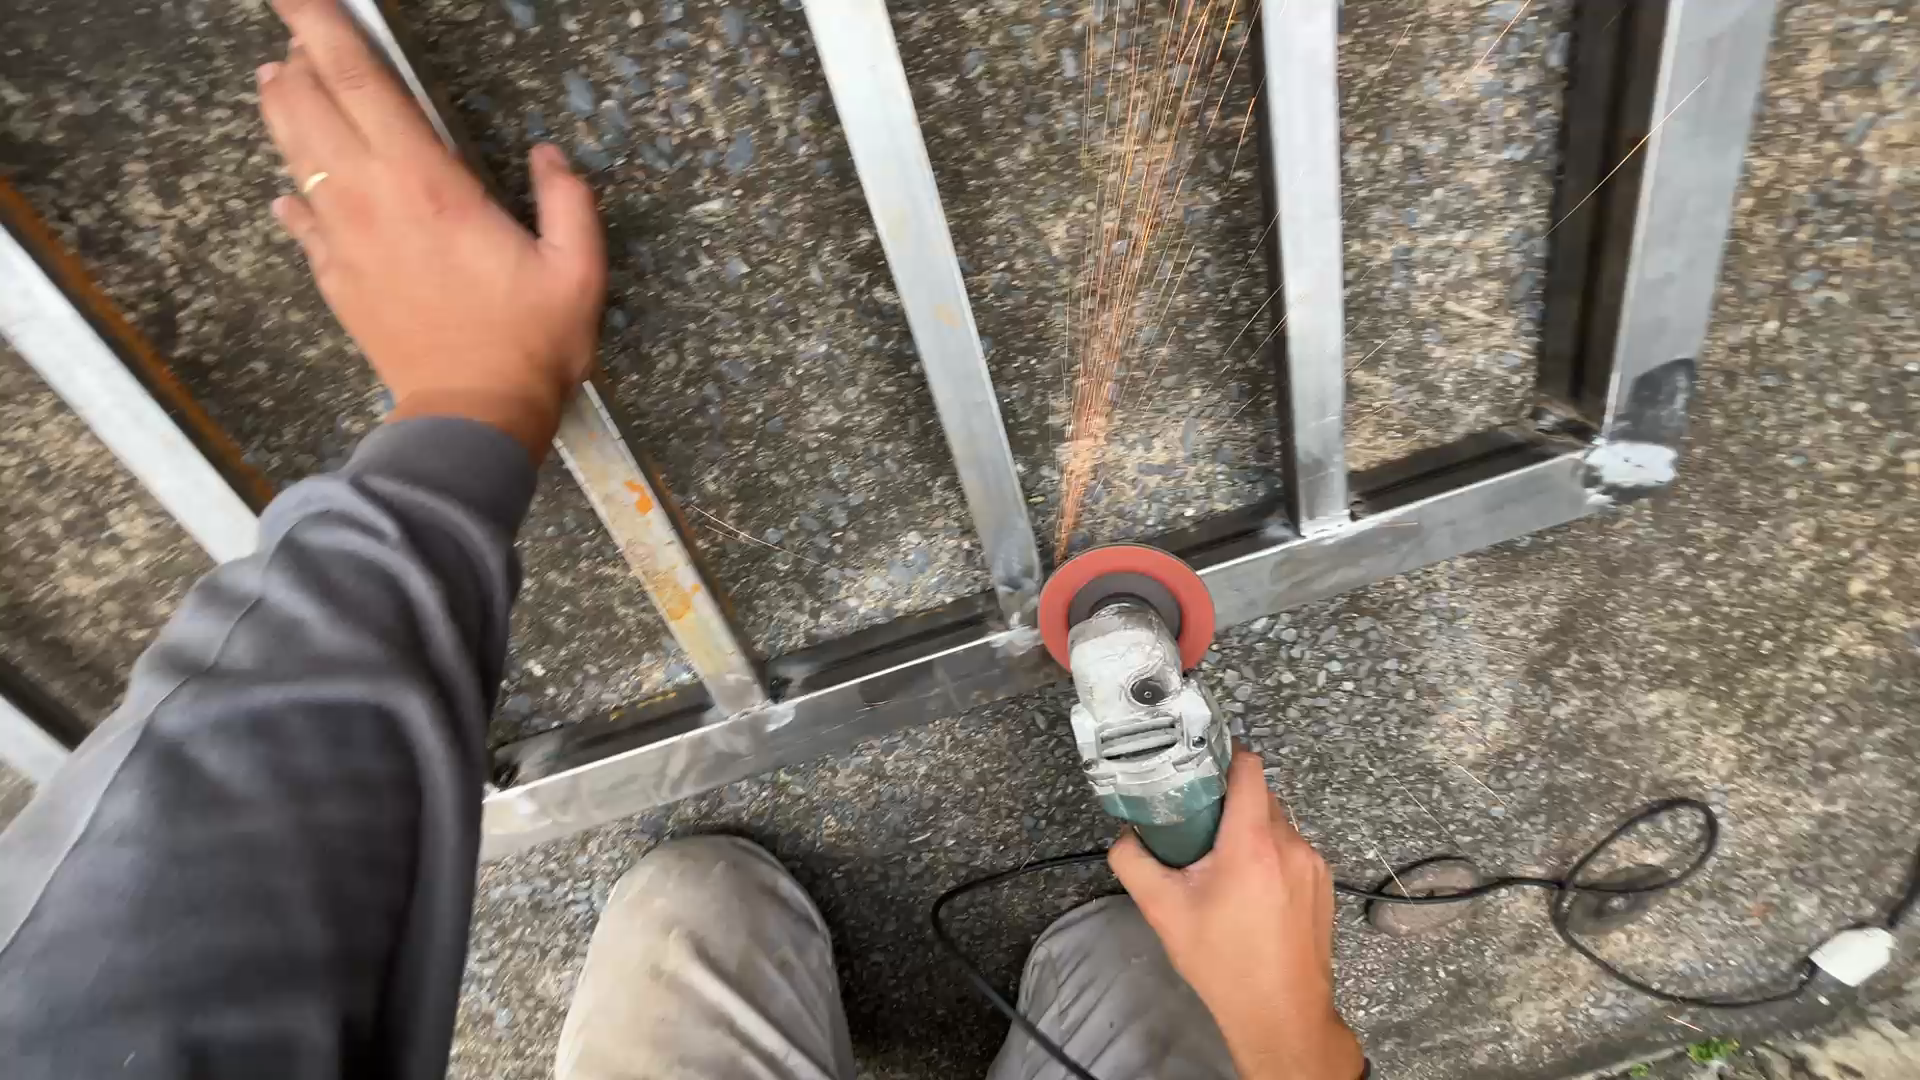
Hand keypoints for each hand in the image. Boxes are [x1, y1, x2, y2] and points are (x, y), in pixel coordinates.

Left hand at [254, 0, 605, 459]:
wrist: (476, 410)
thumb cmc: (533, 341)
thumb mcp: (580, 273)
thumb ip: (570, 203)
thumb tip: (549, 156)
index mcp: (430, 186)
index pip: (361, 82)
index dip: (324, 27)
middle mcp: (368, 196)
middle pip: (306, 103)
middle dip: (300, 61)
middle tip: (305, 44)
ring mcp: (341, 237)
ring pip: (289, 149)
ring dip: (284, 108)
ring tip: (284, 85)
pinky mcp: (334, 276)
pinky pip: (296, 217)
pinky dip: (294, 191)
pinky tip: (300, 191)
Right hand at [1110, 750, 1364, 1079]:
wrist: (1282, 1018)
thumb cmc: (1222, 961)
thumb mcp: (1161, 910)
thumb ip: (1132, 860)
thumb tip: (1125, 834)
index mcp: (1251, 842)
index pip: (1248, 767)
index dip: (1223, 756)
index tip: (1199, 766)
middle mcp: (1289, 844)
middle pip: (1258, 793)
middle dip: (1228, 801)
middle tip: (1198, 823)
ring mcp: (1313, 864)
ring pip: (1276, 821)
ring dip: (1249, 828)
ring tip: (1221, 860)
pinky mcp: (1324, 884)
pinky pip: (1292, 847)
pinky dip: (1270, 852)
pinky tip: (1251, 886)